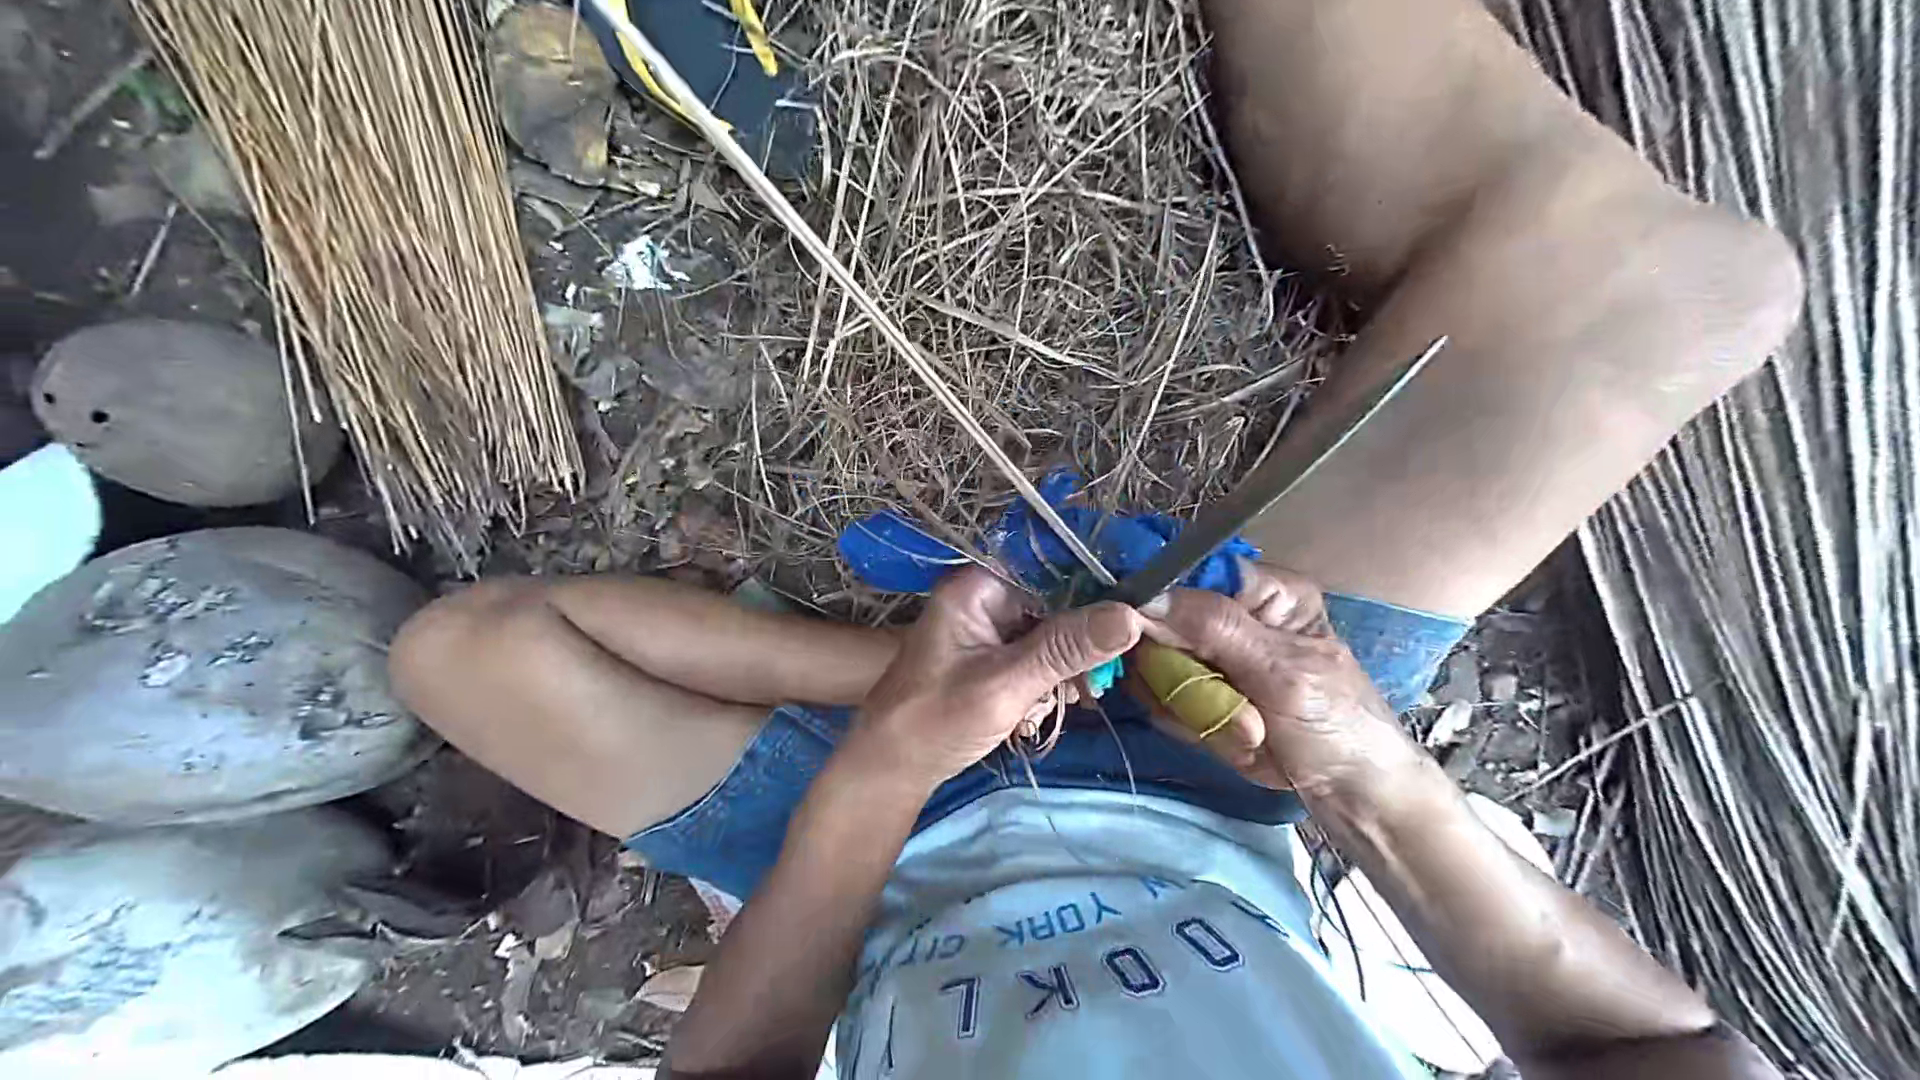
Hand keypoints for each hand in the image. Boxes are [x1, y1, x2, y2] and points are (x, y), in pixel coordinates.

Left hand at [850, 567, 1144, 790]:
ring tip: (1079, 696)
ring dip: (1069, 663)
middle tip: (1102, 677)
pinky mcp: (991, 653)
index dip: (1095, 585)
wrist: (892, 766)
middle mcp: (983, 597)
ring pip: (1050, 629)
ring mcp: (987, 626)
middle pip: (1055, 600)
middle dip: (1082, 638)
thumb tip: (1131, 614)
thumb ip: (1066, 648)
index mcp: (977, 586)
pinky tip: (1061, 700)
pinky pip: (1036, 651)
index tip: (1136, 612)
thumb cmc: (936, 719)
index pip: (1051, 567)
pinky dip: (1052, 674)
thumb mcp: (1006, 684)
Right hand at [1144, 563, 1429, 802]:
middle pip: (1159, 621)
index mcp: (1262, 590)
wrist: (1349, 793)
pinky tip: (1225, 737)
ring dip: (1188, 704)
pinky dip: (1186, 722)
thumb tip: (1145, 598)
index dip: (1161, 601)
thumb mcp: (1280, 671)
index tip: (1155, 638)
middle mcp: (1229, 614)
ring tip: (1242, 729)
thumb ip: (1214, 628)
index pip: (1187, 573)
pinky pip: (1160, 696)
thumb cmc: (1336, 724)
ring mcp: (1208, 654)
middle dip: (1180, 671)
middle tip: (1221, 703)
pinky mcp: (1195, 688)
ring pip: (1153, 664)